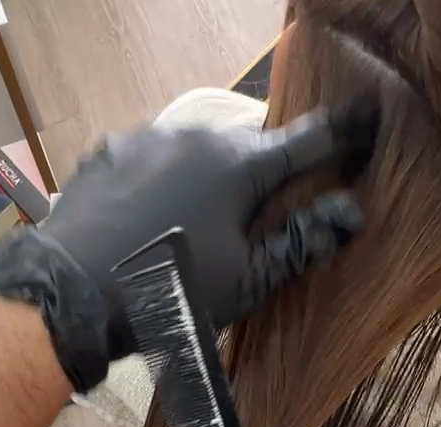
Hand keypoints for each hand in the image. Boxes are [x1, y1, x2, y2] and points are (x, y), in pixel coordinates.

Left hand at [0, 104, 375, 391]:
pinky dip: (165, 181)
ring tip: (196, 223)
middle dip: (264, 173)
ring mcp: (148, 138)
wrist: (73, 292)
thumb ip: (299, 244)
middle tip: (259, 214)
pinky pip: (154, 158)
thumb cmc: (171, 292)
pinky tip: (152, 217)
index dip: (343, 133)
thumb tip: (350, 214)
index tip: (367, 121)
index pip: (309, 139)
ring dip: (210, 177)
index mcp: (241, 166)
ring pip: (199, 150)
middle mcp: (198, 136)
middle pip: (250, 147)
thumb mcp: (245, 282)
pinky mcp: (110, 152)